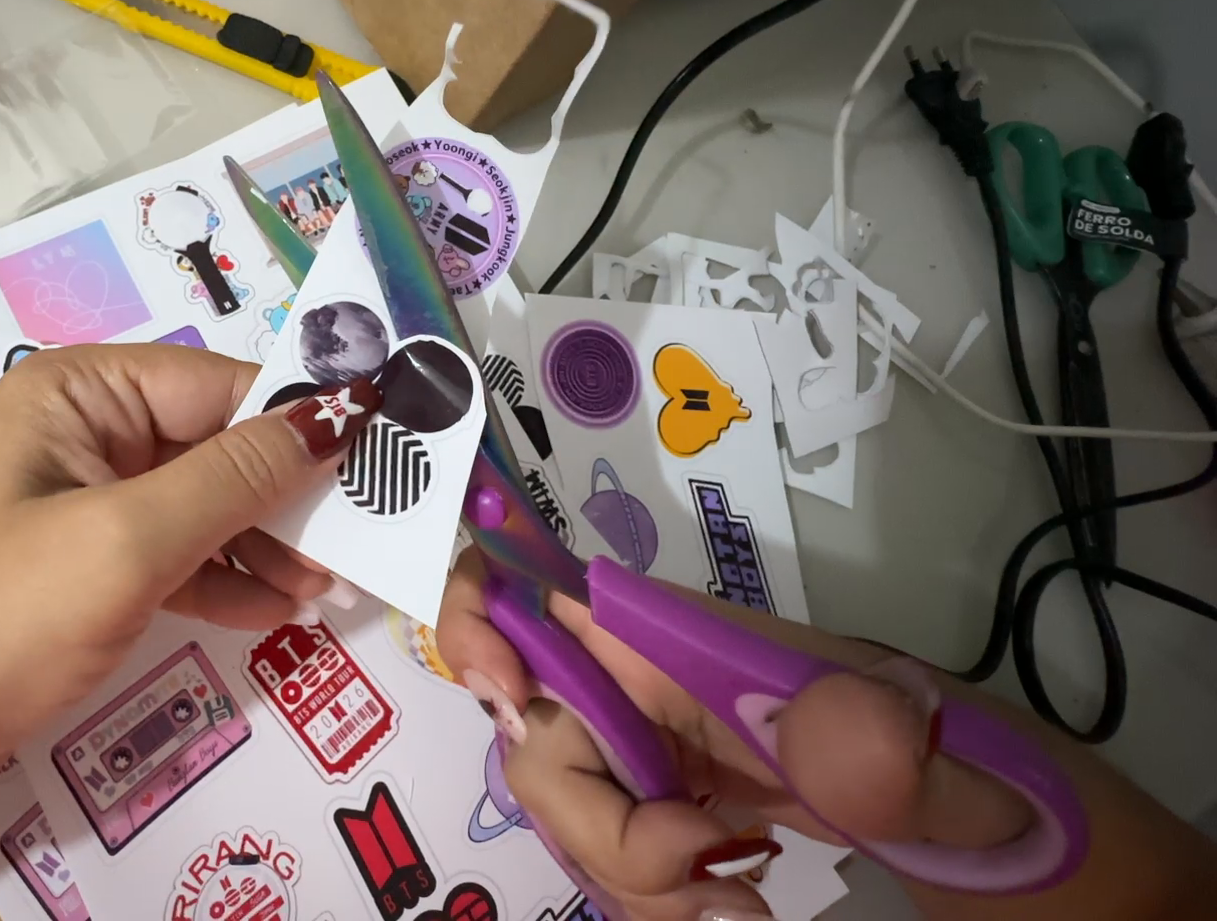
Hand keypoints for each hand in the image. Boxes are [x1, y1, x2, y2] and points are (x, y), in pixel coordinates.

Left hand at [0, 343, 380, 916]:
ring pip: (199, 502)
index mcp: (81, 391)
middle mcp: (85, 428)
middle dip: (284, 493)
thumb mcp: (125, 543)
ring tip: (327, 587)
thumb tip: (336, 415)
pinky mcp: (81, 558)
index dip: (301, 421)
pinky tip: (273, 609)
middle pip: (214, 443)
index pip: (220, 386)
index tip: (380, 464)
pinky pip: (170, 551)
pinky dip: (219, 576)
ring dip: (261, 541)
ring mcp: (82, 496)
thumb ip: (235, 476)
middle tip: (362, 541)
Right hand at [436, 550, 1036, 920]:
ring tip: (731, 908)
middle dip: (589, 820)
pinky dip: (634, 887)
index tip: (503, 694)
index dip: (474, 617)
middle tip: (700, 875)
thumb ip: (883, 750)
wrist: (997, 844)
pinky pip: (587, 839)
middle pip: (525, 725)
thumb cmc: (964, 775)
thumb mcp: (950, 768)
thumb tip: (802, 730)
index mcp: (665, 632)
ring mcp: (628, 738)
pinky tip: (712, 903)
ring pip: (550, 794)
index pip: (525, 584)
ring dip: (620, 870)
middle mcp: (625, 674)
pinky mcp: (640, 793)